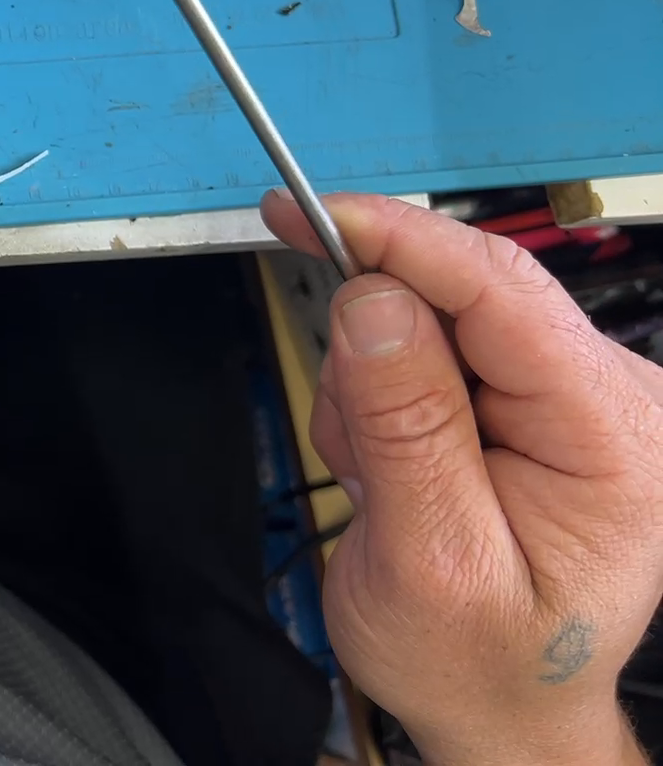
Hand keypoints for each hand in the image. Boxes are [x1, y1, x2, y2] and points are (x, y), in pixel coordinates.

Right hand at [264, 192, 662, 765]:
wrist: (486, 697)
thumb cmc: (469, 651)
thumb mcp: (426, 551)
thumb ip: (404, 424)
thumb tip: (369, 302)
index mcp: (612, 437)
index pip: (497, 293)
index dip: (394, 238)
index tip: (299, 213)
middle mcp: (597, 397)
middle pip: (446, 299)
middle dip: (366, 360)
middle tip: (360, 453)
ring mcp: (549, 395)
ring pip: (400, 329)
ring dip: (360, 395)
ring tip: (381, 481)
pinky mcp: (500, 399)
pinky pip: (390, 357)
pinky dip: (361, 404)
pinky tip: (385, 467)